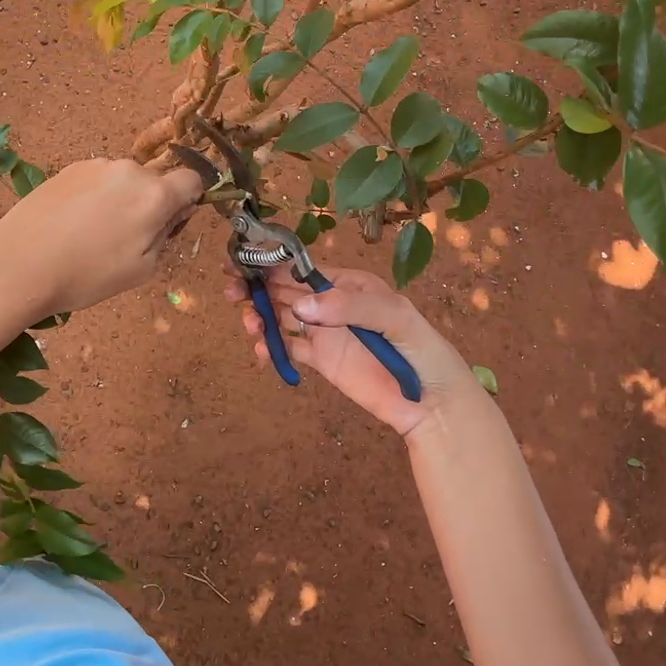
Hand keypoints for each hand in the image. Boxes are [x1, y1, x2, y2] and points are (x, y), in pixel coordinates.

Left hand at [0, 158, 203, 317]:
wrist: (20, 264)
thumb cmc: (86, 275)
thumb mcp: (141, 268)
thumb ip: (165, 234)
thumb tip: (174, 212)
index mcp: (155, 194)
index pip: (192, 180)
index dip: (188, 200)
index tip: (171, 222)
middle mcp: (128, 170)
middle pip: (154, 181)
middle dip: (149, 204)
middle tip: (126, 239)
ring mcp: (95, 166)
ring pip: (122, 181)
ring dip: (119, 200)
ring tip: (91, 235)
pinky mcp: (67, 169)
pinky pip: (95, 181)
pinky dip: (93, 198)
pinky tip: (71, 225)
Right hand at [225, 264, 478, 436]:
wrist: (433, 404)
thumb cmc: (421, 350)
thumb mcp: (394, 318)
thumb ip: (349, 307)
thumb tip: (301, 308)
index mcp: (347, 284)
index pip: (302, 268)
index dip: (270, 262)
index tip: (242, 261)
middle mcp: (331, 304)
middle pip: (283, 289)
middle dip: (255, 286)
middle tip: (232, 291)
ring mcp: (325, 333)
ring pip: (281, 317)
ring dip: (259, 316)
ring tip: (249, 325)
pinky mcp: (322, 361)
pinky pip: (289, 349)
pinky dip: (272, 348)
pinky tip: (263, 351)